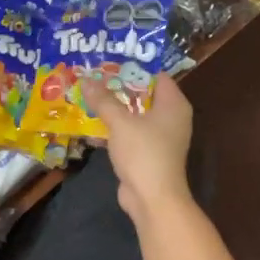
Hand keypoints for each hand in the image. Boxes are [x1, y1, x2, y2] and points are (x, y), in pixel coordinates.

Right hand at [81, 72, 193, 221]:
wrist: (152, 197)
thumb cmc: (143, 153)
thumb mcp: (120, 123)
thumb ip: (103, 100)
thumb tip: (86, 79)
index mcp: (174, 104)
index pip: (157, 76)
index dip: (134, 68)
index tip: (111, 62)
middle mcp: (172, 118)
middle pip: (144, 96)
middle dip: (119, 89)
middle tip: (95, 78)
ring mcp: (161, 138)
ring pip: (135, 117)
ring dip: (114, 111)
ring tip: (89, 99)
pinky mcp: (149, 154)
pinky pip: (131, 135)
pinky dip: (115, 131)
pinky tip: (93, 129)